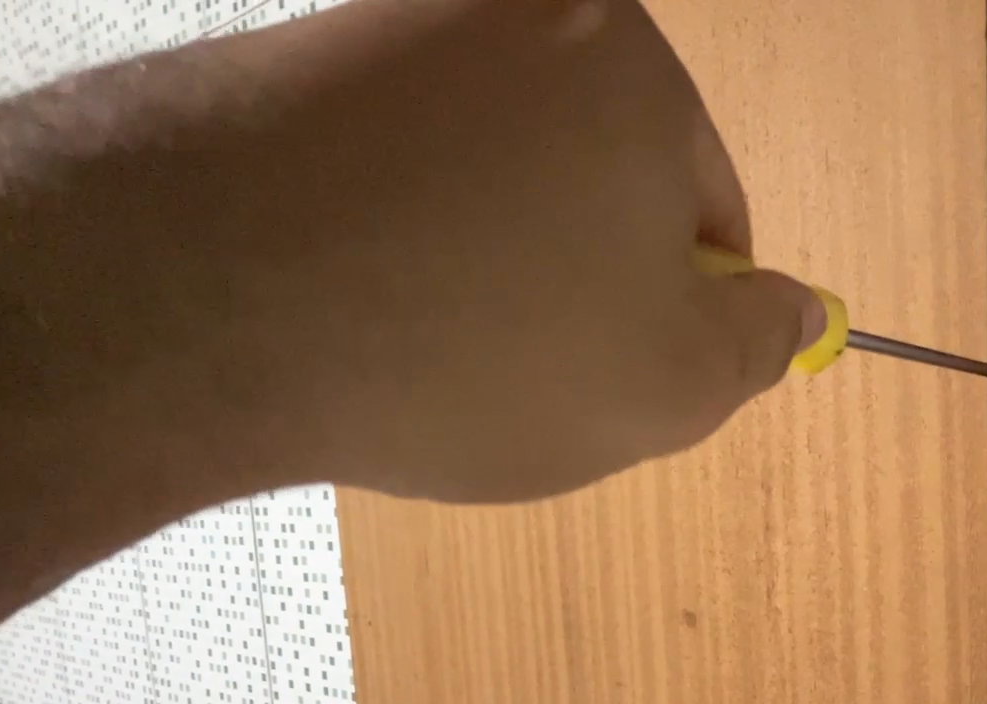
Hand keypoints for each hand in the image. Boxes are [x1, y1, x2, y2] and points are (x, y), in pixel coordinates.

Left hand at [146, 0, 821, 500]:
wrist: (183, 309)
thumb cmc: (490, 349)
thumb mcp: (676, 383)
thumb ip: (762, 343)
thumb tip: (803, 312)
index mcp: (630, 66)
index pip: (712, 207)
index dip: (690, 307)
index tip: (642, 367)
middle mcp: (518, 13)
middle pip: (615, 189)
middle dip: (603, 291)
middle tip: (550, 374)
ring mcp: (396, 29)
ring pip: (518, 188)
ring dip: (517, 276)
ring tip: (459, 351)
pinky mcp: (294, 68)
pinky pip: (421, 178)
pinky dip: (429, 252)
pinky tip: (388, 315)